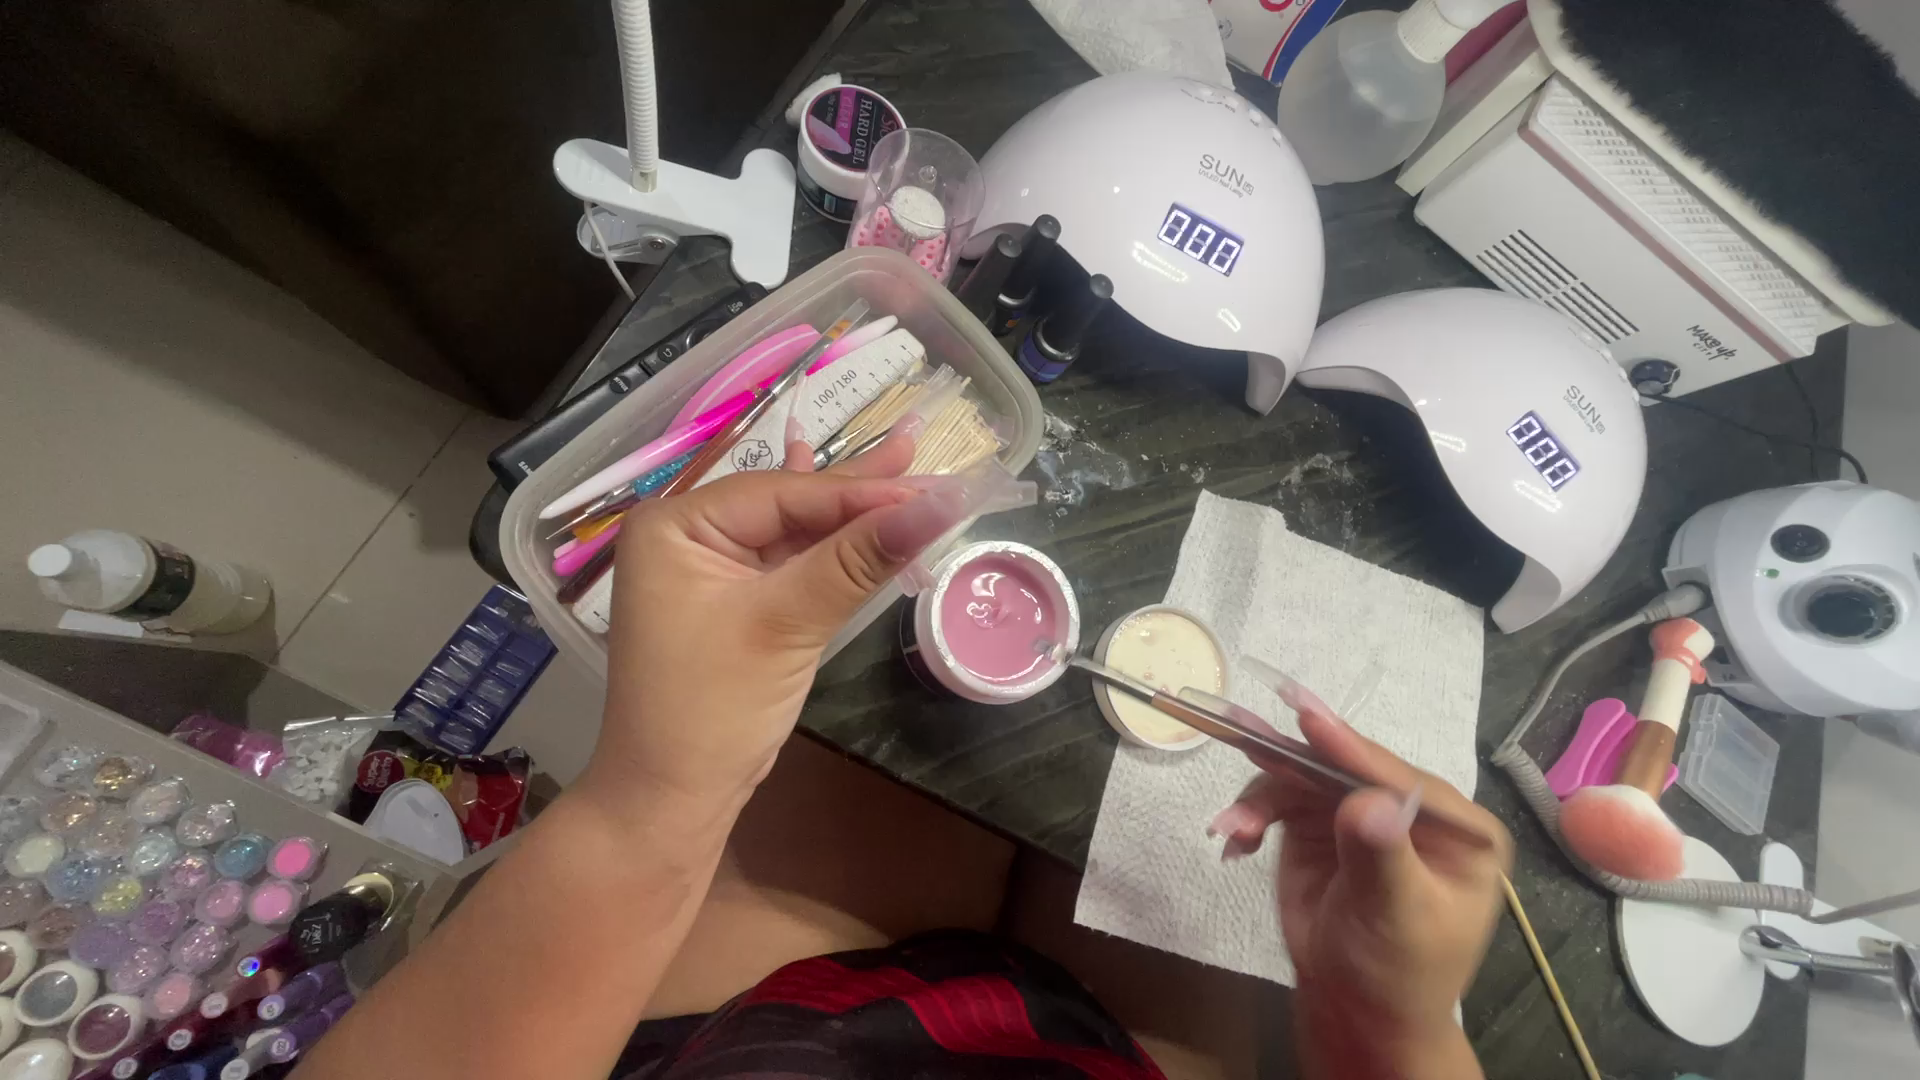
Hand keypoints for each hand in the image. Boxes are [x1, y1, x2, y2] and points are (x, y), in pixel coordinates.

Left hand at [590, 435, 960, 812]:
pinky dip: (832, 543)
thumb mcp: (786, 624)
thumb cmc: (714, 708)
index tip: (934, 490)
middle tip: (921, 455)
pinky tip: (850, 502)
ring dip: (853, 511)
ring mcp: (713, 566)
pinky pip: (792, 558)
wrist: (674, 797)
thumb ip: (858, 560)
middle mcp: (690, 533)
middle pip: (792, 502)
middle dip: (860, 488)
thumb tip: (938, 505)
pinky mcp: (737, 598)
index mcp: (677, 524)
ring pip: (798, 528)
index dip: (862, 492)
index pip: (785, 494)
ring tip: (905, 464)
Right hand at [1209, 686, 1510, 1078]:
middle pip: (1340, 766)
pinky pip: (1275, 800)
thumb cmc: (1395, 971)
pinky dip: (1251, 818)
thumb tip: (1368, 802)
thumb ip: (1380, 856)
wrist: (1353, 1007)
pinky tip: (1235, 843)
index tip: (1306, 717)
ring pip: (1299, 779)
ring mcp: (1357, 811)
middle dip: (1287, 762)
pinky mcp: (1316, 821)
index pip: (1397, 778)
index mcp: (1457, 828)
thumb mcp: (1394, 916)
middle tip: (1240, 731)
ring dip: (1259, 800)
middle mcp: (1408, 808)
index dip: (1348, 748)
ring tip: (1233, 828)